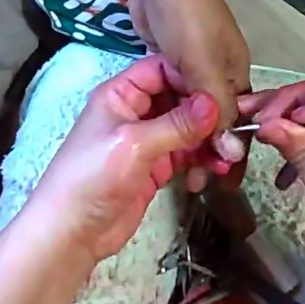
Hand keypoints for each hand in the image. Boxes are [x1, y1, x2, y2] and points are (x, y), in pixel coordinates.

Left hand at [22, 55, 221, 264]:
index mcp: (122, 93)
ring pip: (187, 128)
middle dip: (206, 113)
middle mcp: (136, 111)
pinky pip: (186, 154)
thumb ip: (176, 124)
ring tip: (227, 155)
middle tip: (233, 128)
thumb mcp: (134, 144)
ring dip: (208, 139)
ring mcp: (147, 139)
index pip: (163, 70)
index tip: (222, 92)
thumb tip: (215, 103)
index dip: (191, 77)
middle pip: (179, 98)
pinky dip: (201, 159)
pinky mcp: (156, 166)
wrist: (70, 234)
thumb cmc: (92, 177)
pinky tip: (215, 169)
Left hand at [127, 0, 251, 188]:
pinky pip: (172, 110)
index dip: (228, 147)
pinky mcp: (165, 71)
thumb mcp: (200, 67)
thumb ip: (212, 109)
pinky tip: (172, 149)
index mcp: (229, 75)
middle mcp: (211, 77)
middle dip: (209, 151)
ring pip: (191, 120)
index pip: (235, 121)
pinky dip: (174, 129)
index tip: (223, 177)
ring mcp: (185, 75)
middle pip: (212, 123)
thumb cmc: (184, 19)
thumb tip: (232, 151)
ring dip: (192, 144)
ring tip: (192, 175)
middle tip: (204, 182)